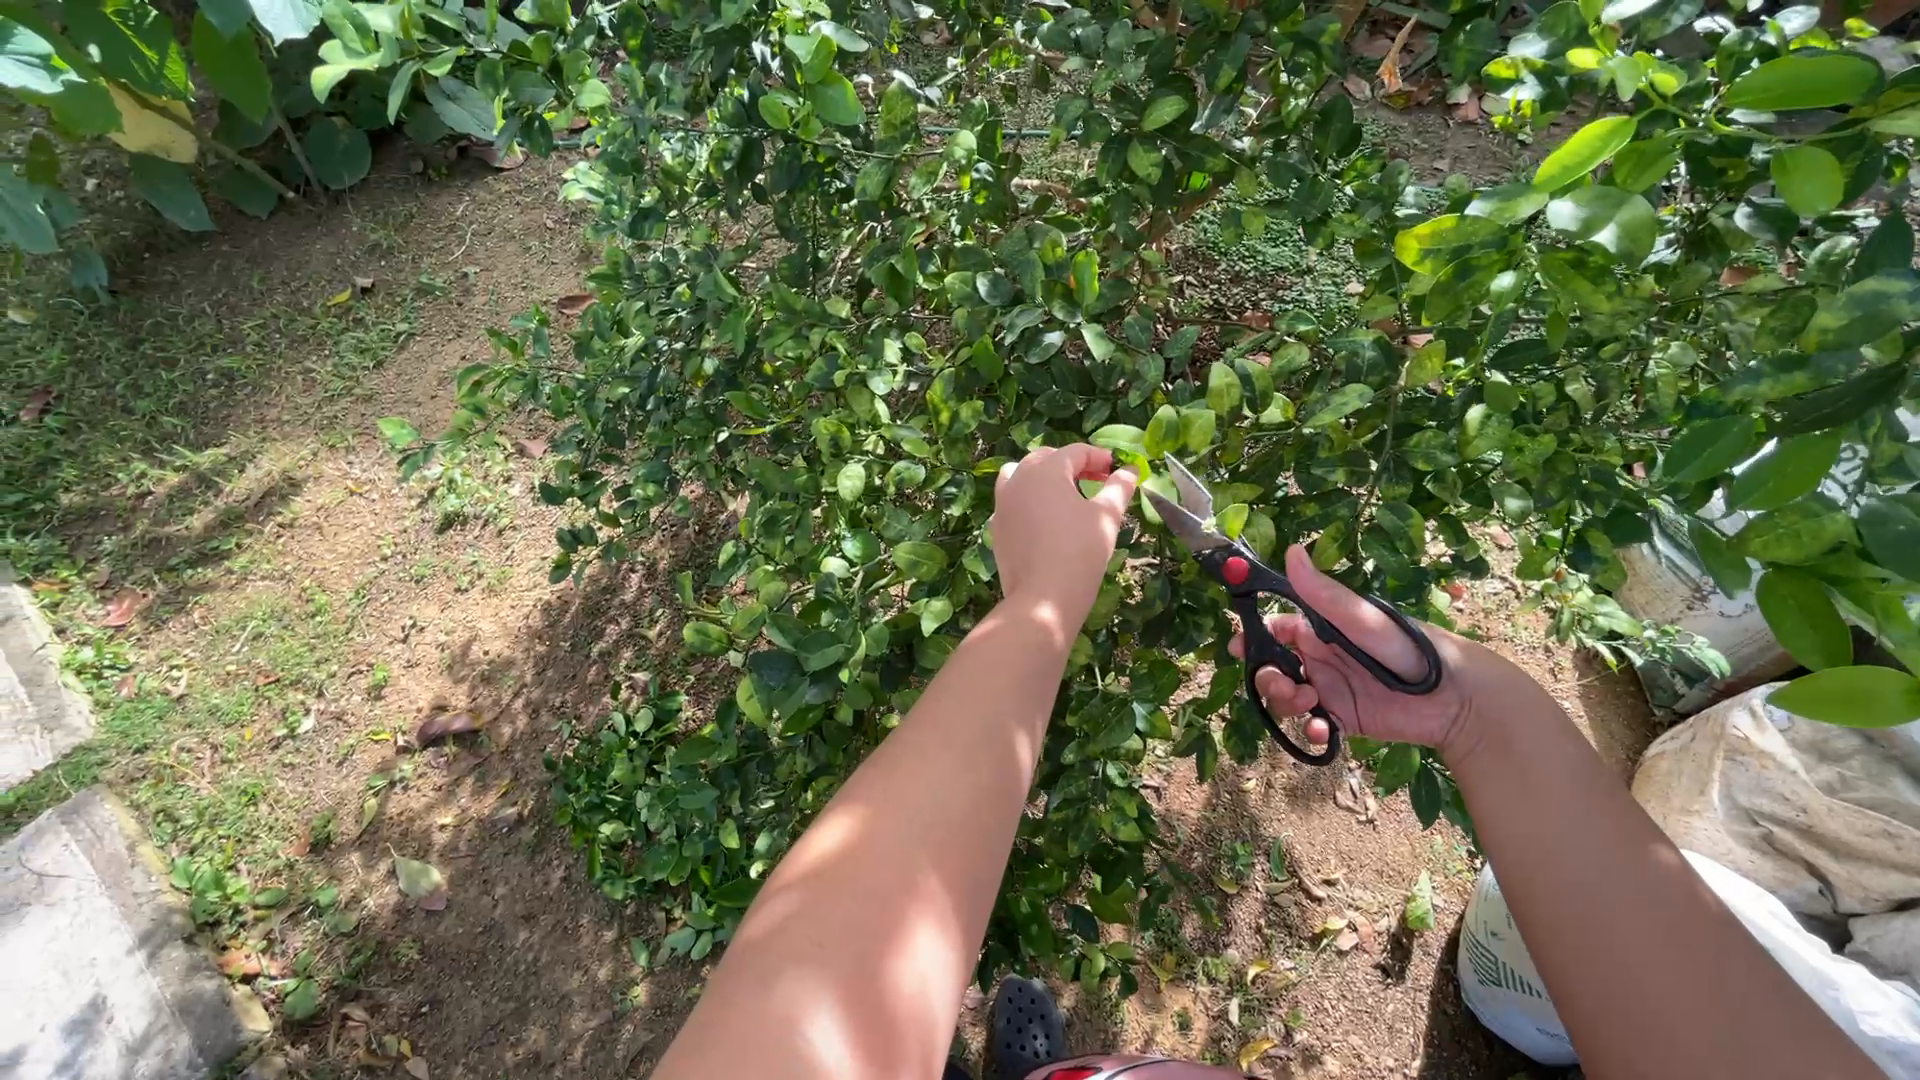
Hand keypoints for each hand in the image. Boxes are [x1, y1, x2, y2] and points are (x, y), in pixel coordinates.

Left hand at [989, 444, 1137, 624]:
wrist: (1043, 598)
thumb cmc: (1081, 551)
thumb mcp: (1107, 516)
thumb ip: (1119, 488)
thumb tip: (1130, 470)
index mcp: (1046, 469)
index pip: (1076, 452)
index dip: (1100, 457)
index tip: (1117, 470)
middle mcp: (1018, 478)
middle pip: (1046, 459)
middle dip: (1072, 466)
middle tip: (1096, 481)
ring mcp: (1002, 503)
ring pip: (1021, 475)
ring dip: (1043, 478)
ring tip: (1065, 496)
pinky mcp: (996, 526)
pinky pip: (1012, 502)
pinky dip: (1028, 501)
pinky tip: (1044, 520)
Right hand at [1229, 544, 1526, 756]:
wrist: (1456, 698)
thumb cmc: (1409, 647)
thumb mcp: (1362, 619)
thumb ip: (1323, 593)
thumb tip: (1291, 551)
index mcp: (1319, 630)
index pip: (1274, 630)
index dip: (1251, 638)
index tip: (1236, 648)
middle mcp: (1318, 659)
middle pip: (1272, 667)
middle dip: (1267, 679)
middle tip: (1284, 687)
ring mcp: (1329, 690)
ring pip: (1286, 697)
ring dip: (1286, 704)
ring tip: (1310, 707)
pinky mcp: (1342, 719)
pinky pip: (1312, 725)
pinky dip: (1310, 730)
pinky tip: (1322, 731)